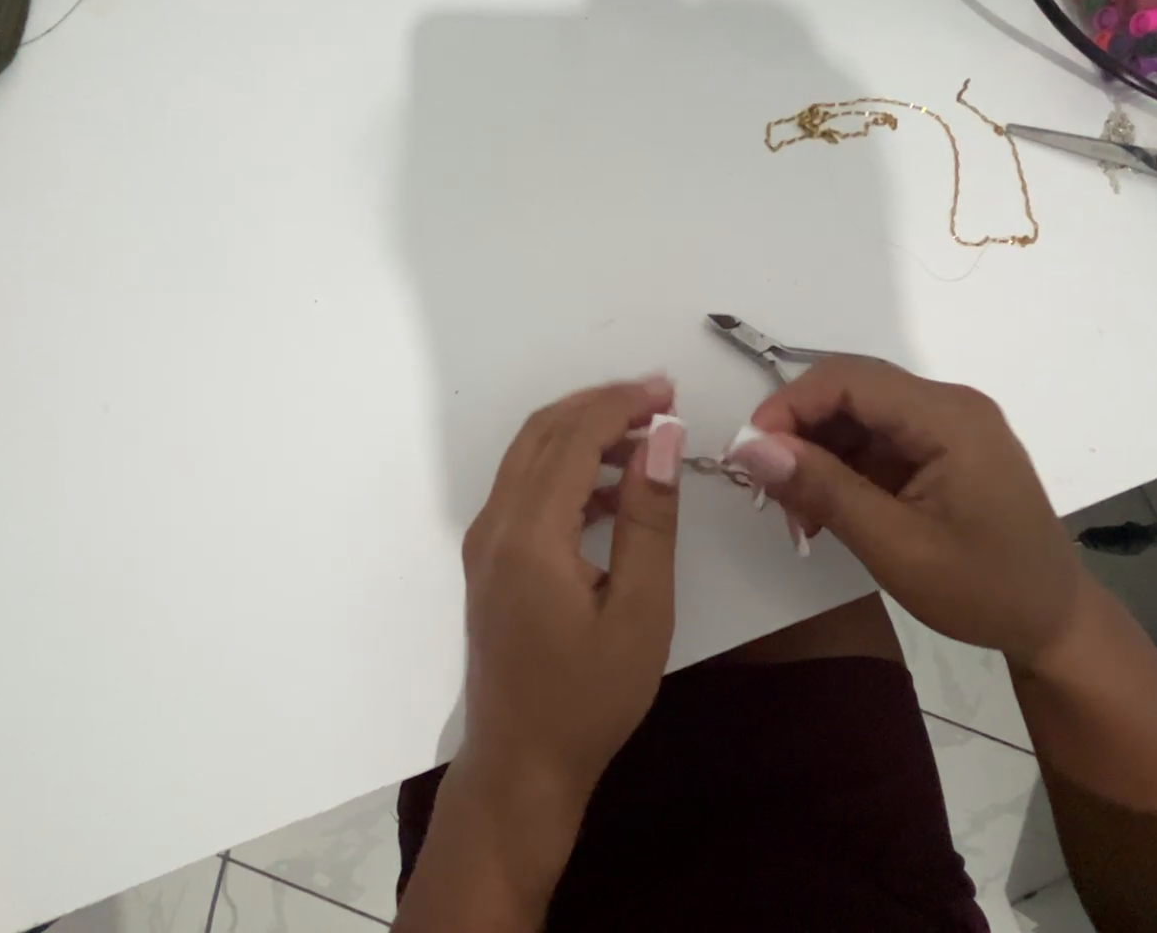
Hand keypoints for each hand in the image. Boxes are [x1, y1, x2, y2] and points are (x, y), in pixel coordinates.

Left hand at [459, 376, 683, 803]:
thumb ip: (648, 519)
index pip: (572, 437)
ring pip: (530, 456)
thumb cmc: (589, 698)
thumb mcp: (640, 612)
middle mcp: (494, 525)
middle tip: (661, 401)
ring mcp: (485, 541)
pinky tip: (614, 489)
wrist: (521, 764)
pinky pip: (526, 490)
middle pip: (542, 433)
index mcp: (529, 535)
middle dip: (601, 405)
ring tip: (646, 438)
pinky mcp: (491, 558)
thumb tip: (662, 440)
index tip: (670, 393)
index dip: (622, 404)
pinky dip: (568, 471)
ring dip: (584, 434)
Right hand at [724, 356, 1082, 668]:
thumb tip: (749, 447)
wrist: (1053, 623)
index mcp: (947, 417)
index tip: (749, 455)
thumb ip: (823, 489)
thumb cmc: (983, 589)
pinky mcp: (938, 449)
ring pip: (853, 418)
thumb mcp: (895, 545)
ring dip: (814, 457)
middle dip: (797, 434)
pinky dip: (838, 471)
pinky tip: (824, 511)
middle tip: (767, 490)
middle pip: (848, 393)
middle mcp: (947, 406)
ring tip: (797, 514)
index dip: (788, 406)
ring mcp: (944, 427)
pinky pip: (871, 441)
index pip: (847, 379)